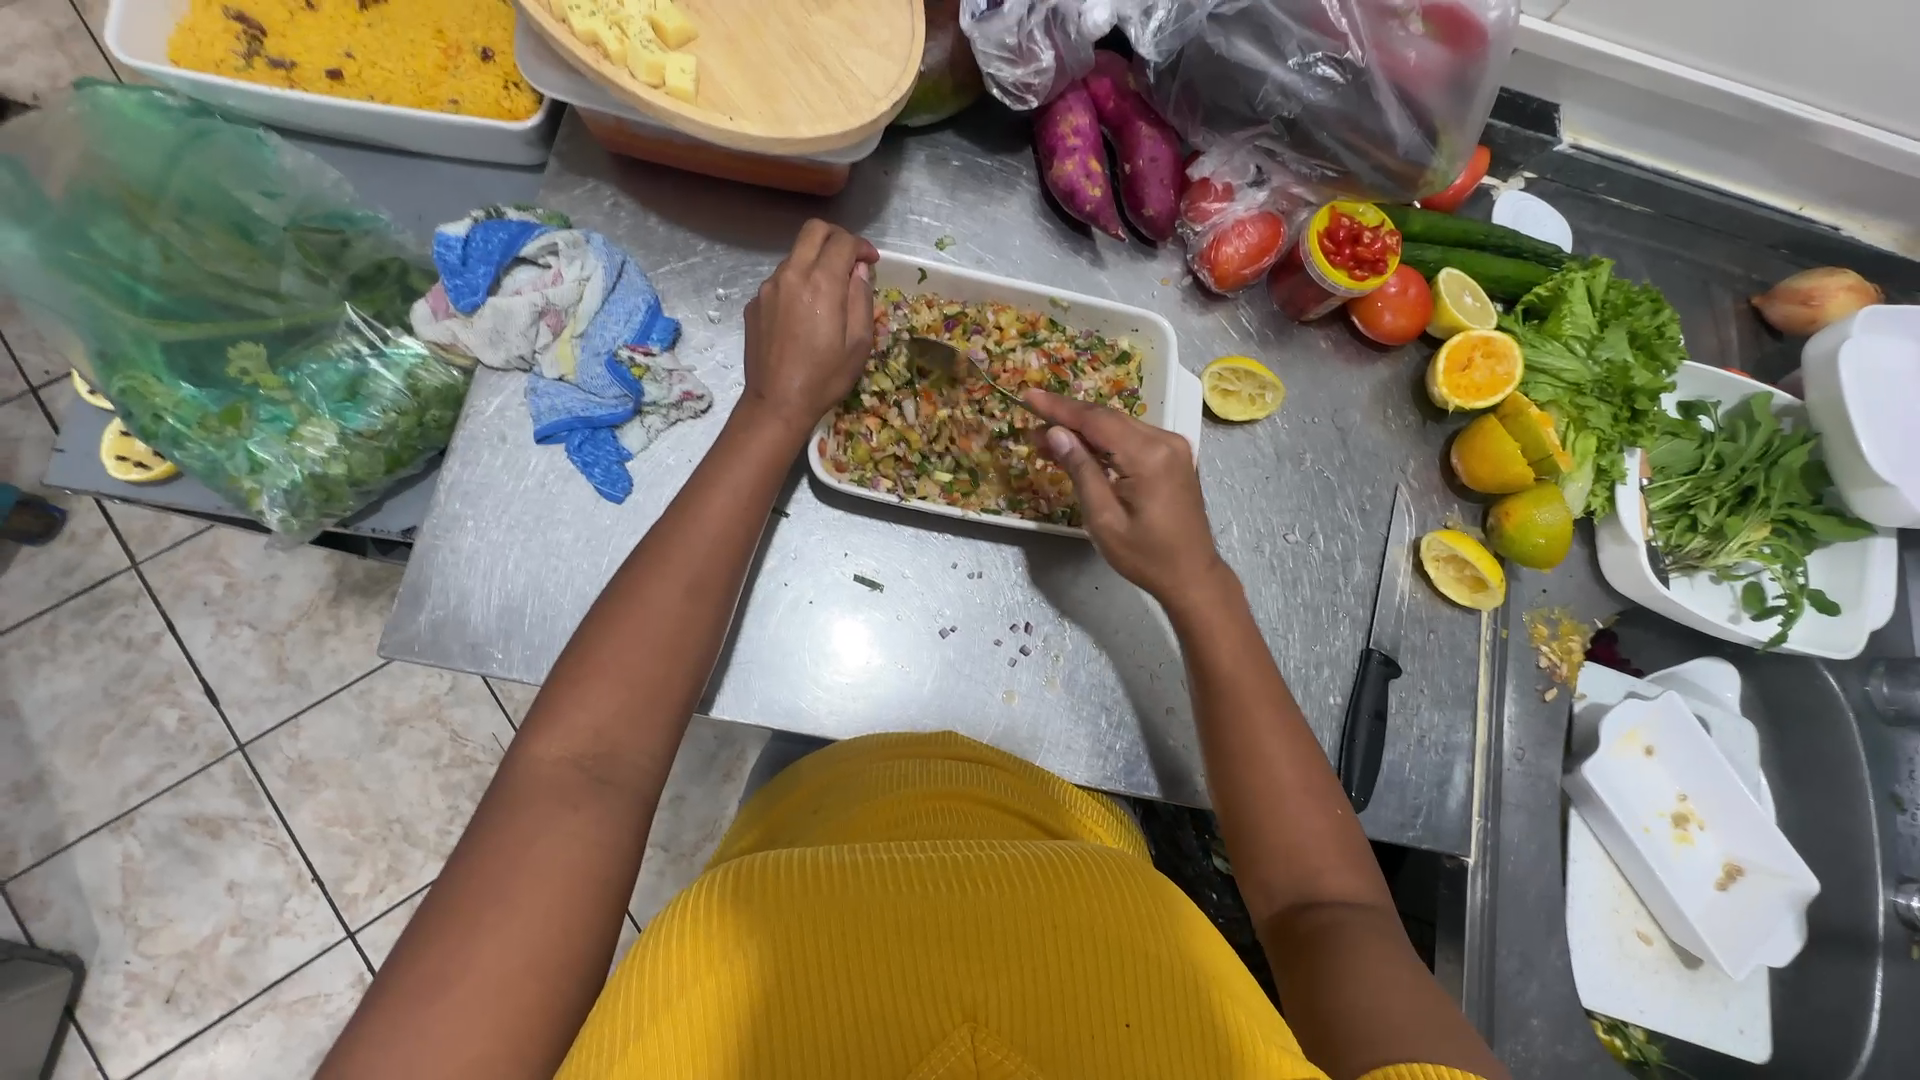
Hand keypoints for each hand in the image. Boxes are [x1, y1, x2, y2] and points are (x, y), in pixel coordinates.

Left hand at [739, 219, 878, 436]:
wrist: (777, 402)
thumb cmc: (825, 378)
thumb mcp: (859, 343)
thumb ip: (861, 299)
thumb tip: (859, 271)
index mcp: (821, 283)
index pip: (842, 241)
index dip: (862, 246)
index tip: (871, 262)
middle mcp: (791, 275)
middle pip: (813, 231)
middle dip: (836, 237)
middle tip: (850, 260)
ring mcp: (768, 288)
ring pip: (795, 256)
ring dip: (815, 263)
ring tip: (828, 294)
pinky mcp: (754, 304)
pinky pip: (780, 282)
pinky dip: (797, 285)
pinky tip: (804, 315)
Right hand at [1026, 390, 1229, 602]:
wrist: (1191, 575)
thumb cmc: (1145, 556)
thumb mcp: (1103, 519)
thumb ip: (1081, 470)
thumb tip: (1055, 433)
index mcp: (1148, 456)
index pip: (1095, 420)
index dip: (1059, 408)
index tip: (1029, 396)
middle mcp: (1165, 441)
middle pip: (1108, 418)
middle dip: (1068, 419)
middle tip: (1031, 423)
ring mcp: (1173, 447)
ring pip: (1119, 426)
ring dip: (1084, 430)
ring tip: (1048, 439)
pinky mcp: (1174, 457)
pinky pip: (1132, 438)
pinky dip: (1104, 441)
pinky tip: (1081, 449)